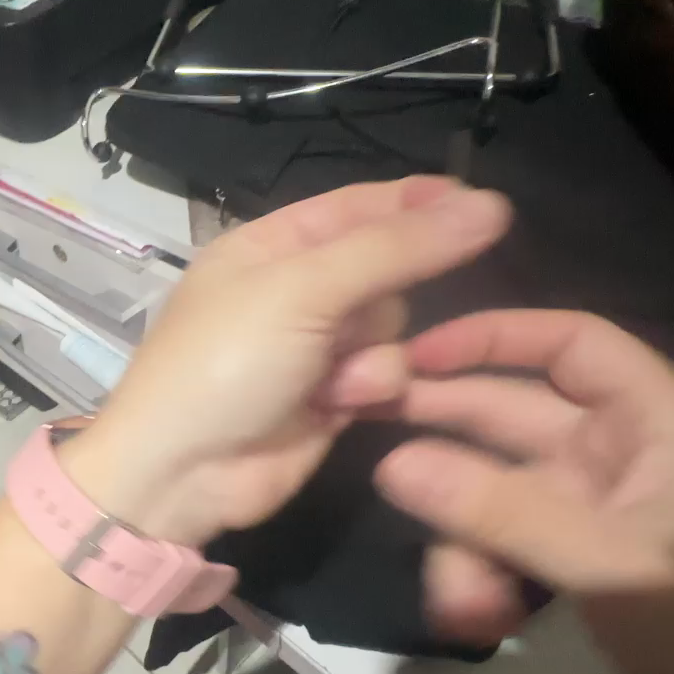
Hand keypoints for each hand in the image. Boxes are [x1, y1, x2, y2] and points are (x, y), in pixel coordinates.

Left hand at [61, 176, 510, 546]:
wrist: (185, 471)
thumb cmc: (225, 365)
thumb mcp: (298, 291)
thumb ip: (391, 249)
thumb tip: (488, 203)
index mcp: (264, 249)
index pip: (353, 208)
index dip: (413, 202)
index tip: (482, 203)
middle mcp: (289, 291)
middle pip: (383, 267)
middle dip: (381, 293)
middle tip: (347, 321)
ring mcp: (310, 346)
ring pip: (391, 324)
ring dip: (371, 351)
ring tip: (328, 377)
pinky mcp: (331, 396)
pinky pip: (385, 373)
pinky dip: (369, 386)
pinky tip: (337, 405)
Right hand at [373, 309, 673, 673]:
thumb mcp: (611, 567)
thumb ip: (497, 512)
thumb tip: (386, 465)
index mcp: (659, 423)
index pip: (571, 345)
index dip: (489, 338)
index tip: (409, 358)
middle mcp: (624, 451)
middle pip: (510, 416)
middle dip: (439, 435)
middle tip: (356, 429)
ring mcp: (599, 505)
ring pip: (495, 492)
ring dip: (461, 540)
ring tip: (459, 604)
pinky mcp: (582, 552)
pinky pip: (507, 541)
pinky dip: (483, 574)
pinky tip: (480, 619)